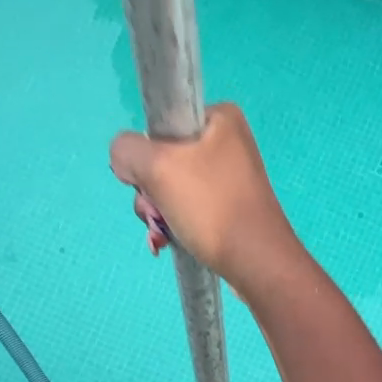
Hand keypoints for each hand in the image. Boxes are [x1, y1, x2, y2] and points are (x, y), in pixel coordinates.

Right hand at [110, 103, 300, 289]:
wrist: (258, 264)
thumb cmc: (211, 208)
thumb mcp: (157, 167)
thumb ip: (127, 151)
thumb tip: (124, 160)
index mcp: (219, 118)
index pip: (162, 125)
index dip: (146, 155)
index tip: (150, 182)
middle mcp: (227, 144)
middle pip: (163, 160)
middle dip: (151, 193)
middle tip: (156, 214)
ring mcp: (229, 179)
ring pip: (172, 190)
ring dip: (159, 214)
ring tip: (163, 236)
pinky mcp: (229, 210)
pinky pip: (189, 210)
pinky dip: (175, 226)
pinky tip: (169, 244)